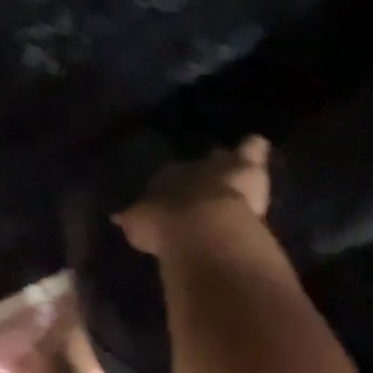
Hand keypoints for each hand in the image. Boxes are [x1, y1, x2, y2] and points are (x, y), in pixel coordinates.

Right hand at [112, 136, 270, 256]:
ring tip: (237, 158)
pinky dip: (254, 147)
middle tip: (208, 180)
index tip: (176, 197)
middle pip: (197, 163)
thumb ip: (133, 220)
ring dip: (230, 157)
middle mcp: (188, 167)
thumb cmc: (163, 227)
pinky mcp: (247, 168)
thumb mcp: (139, 227)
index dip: (172, 187)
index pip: (166, 177)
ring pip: (221, 153)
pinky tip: (257, 144)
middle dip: (202, 169)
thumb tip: (115, 217)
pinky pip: (252, 146)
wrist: (201, 228)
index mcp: (161, 179)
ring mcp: (218, 165)